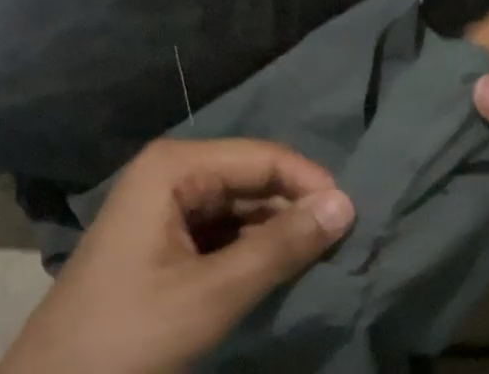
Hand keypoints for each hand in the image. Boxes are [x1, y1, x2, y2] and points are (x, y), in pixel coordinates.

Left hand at [0, 138, 355, 373]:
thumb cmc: (131, 331)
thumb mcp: (212, 293)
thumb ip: (279, 248)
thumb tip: (345, 205)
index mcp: (175, 167)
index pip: (262, 157)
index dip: (311, 184)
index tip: (357, 222)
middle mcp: (170, 172)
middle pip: (250, 178)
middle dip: (296, 208)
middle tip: (347, 246)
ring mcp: (164, 205)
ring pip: (239, 207)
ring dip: (278, 232)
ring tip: (325, 259)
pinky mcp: (163, 238)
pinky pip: (221, 231)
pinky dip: (252, 250)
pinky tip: (282, 270)